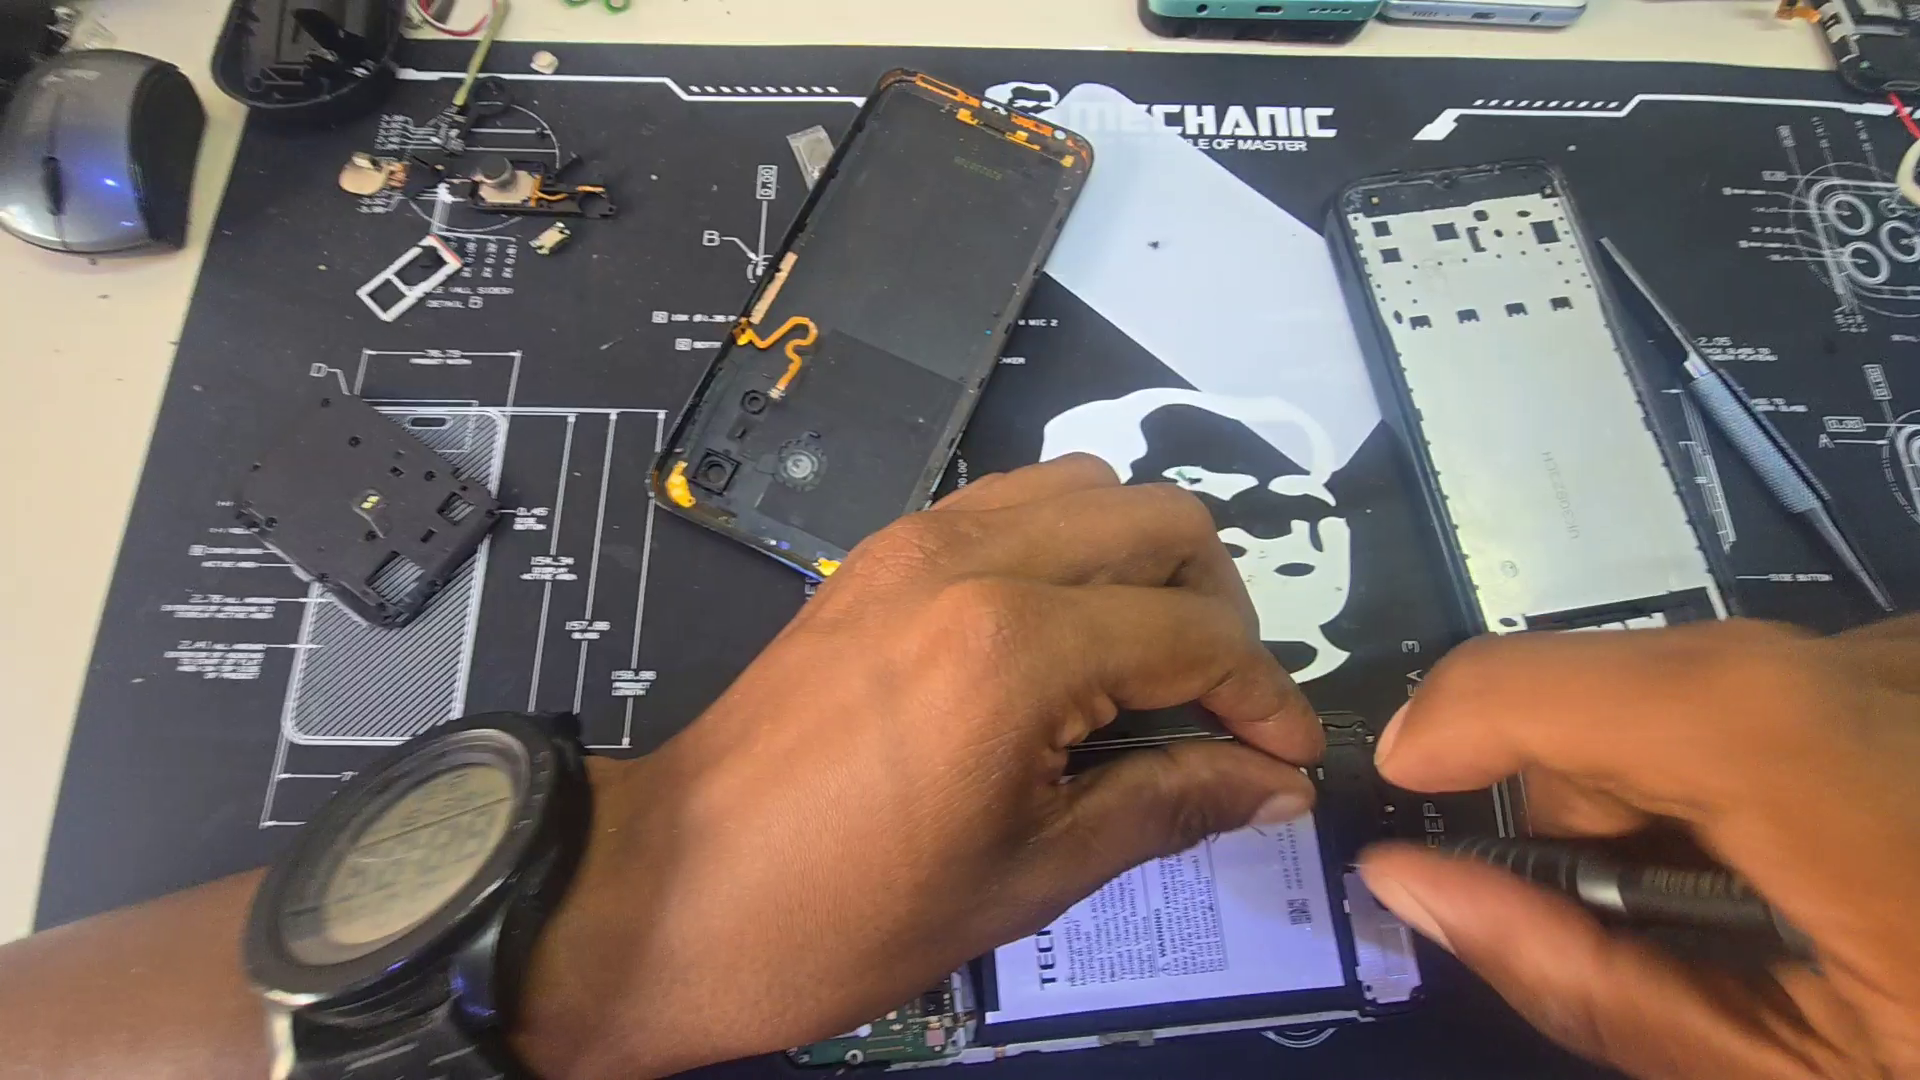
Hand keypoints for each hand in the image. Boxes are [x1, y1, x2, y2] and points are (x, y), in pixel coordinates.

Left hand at [519, 455, 1325, 1078]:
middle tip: (1215, 699)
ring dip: (1142, 557)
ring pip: (1088, 486)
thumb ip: (1169, 805)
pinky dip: (1067, 540)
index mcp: (1019, 647)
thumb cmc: (850, 912)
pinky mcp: (885, 545)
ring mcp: (922, 536)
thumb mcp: (1031, 875)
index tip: (1289, 754)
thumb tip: (1276, 783)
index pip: (1197, 634)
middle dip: (1217, 605)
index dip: (1265, 696)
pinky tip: (1061, 620)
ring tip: (1142, 650)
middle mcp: (978, 558)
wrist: (674, 883)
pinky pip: (1011, 500)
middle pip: (1160, 519)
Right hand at [1357, 617, 1919, 1079]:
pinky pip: (1766, 684)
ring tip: (1754, 900)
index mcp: (1809, 758)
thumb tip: (1399, 882)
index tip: (1409, 795)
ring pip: (1680, 681)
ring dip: (1654, 780)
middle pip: (1602, 686)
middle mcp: (1860, 661)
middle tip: (1631, 908)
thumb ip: (1568, 971)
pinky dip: (1737, 760)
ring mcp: (1913, 656)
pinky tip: (1832, 855)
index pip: (1536, 683)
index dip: (1442, 731)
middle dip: (1569, 791)